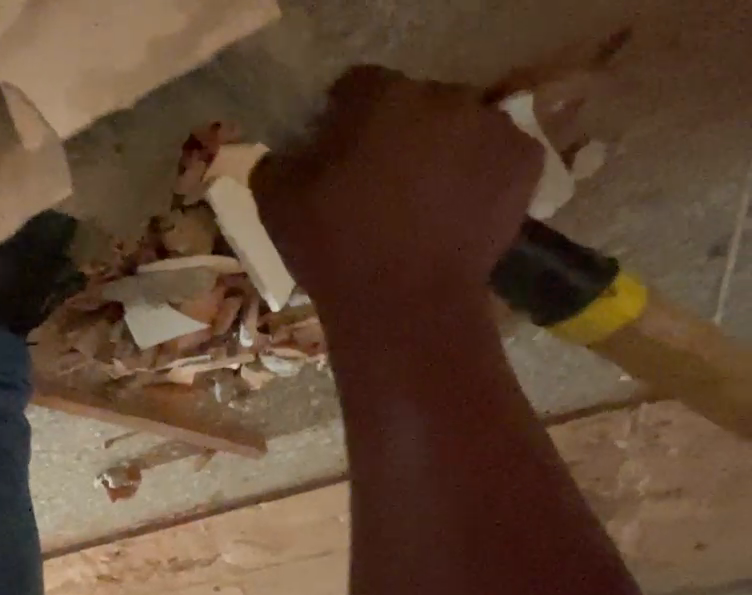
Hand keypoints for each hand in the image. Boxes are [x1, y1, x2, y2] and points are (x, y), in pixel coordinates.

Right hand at [253, 67, 543, 310]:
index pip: (355, 85)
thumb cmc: (332, 251)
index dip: (335, 116)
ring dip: (432, 151)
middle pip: (411, 102)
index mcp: (381, 102)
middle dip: (390, 133)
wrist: (404, 303)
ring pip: (454, 126)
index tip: (326, 151)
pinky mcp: (525, 161)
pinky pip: (489, 156)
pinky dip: (469, 176)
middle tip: (369, 182)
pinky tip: (444, 213)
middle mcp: (446, 99)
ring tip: (411, 202)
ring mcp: (494, 127)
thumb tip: (285, 154)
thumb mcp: (276, 209)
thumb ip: (274, 165)